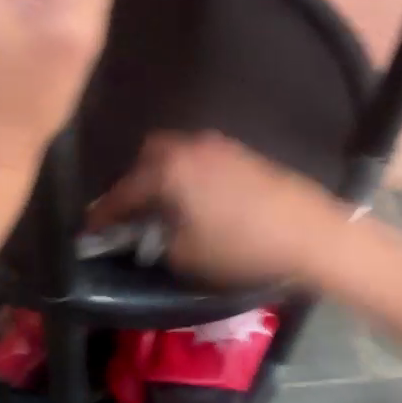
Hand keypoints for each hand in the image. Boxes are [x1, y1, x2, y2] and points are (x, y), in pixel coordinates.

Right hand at [88, 132, 352, 285]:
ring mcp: (220, 146)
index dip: (103, 214)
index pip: (122, 191)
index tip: (89, 231)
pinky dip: (190, 179)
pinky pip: (201, 161)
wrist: (312, 236)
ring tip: (166, 212)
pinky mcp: (244, 155)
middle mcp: (189, 147)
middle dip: (135, 185)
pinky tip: (198, 205)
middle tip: (133, 216)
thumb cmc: (243, 249)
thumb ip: (154, 241)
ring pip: (176, 157)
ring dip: (164, 179)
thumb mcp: (186, 256)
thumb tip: (144, 234)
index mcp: (168, 169)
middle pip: (147, 158)